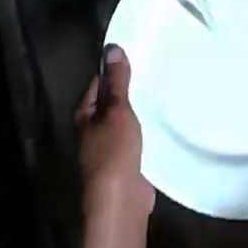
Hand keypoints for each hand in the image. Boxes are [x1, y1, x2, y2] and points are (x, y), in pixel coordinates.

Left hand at [75, 44, 152, 225]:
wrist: (120, 200)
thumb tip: (112, 47)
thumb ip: (117, 82)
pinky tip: (162, 118)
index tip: (136, 51)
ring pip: (125, 118)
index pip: (98, 82)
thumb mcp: (117, 110)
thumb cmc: (113, 150)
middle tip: (154, 66)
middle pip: (111, 100)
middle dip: (128, 87)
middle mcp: (93, 129)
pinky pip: (135, 134)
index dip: (114, 67)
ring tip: (161, 87)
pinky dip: (146, 125)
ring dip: (139, 107)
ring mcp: (109, 146)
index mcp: (85, 114)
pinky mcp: (125, 160)